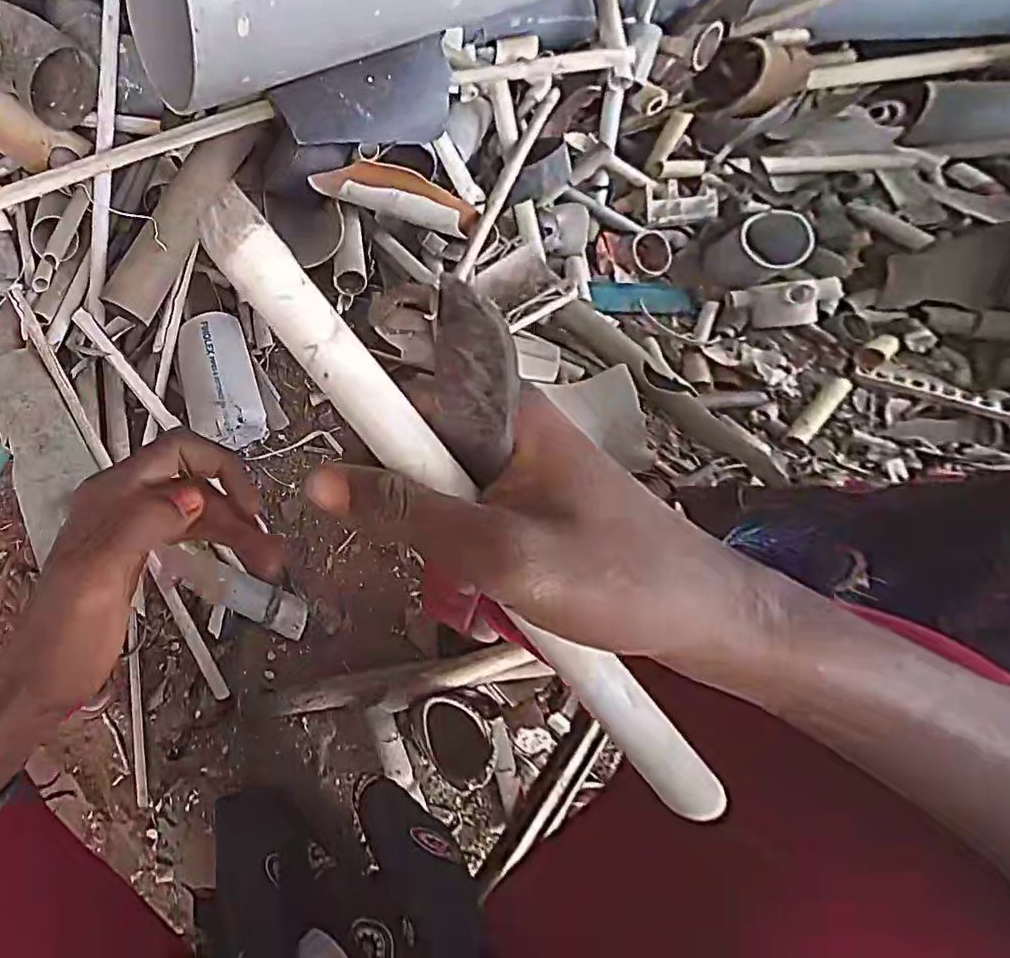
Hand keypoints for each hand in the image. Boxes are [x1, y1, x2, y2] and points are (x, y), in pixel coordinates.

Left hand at [0, 430, 280, 795]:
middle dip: (234, 507)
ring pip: (194, 511)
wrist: (41, 679)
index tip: (248, 506)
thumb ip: (142, 524)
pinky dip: (214, 545)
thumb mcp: (99, 574)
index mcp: (111, 495)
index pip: (176, 451)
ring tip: (265, 560)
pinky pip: (184, 536)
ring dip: (232, 530)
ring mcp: (130, 529)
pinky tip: (233, 562)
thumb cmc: (63, 635)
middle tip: (266, 547)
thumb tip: (192, 495)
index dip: (219, 467)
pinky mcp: (137, 555)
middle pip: (192, 482)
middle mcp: (121, 503)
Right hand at [303, 389, 818, 680]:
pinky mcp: (501, 490)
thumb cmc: (628, 580)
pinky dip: (440, 539)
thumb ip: (409, 515)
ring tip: (468, 571)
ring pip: (415, 477)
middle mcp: (496, 422)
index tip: (304, 398)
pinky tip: (475, 572)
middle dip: (391, 495)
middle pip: (398, 438)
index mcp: (503, 410)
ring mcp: (498, 457)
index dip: (350, 400)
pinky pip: (440, 501)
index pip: (398, 388)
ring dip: (419, 527)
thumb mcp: (504, 553)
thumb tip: (324, 484)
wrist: (705, 621)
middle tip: (426, 547)